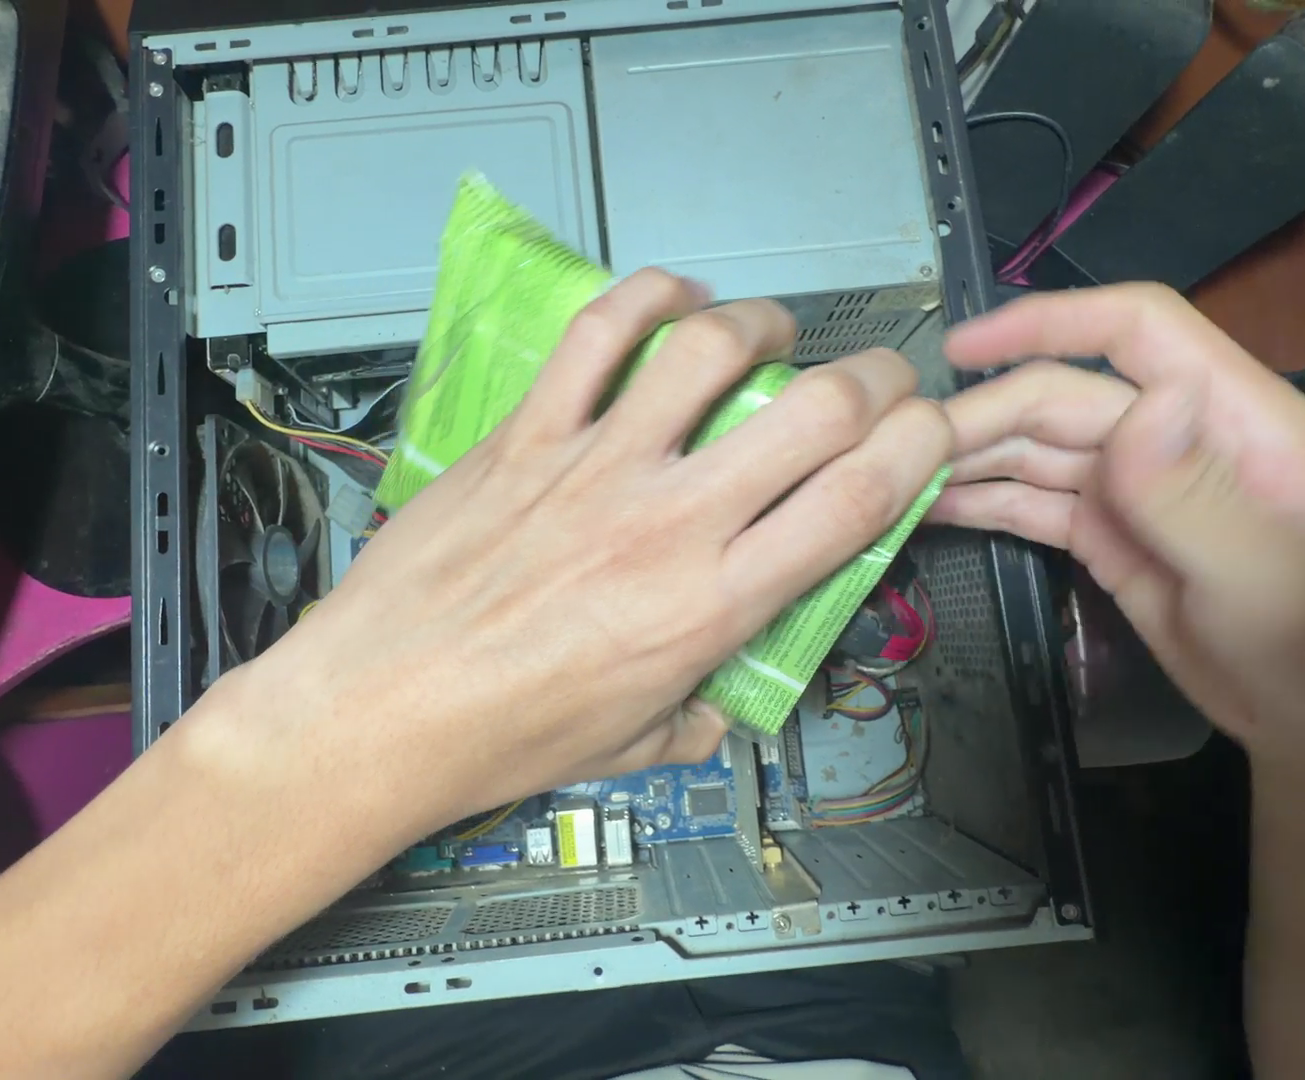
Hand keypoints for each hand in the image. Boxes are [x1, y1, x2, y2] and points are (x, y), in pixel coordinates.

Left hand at [223, 269, 952, 832]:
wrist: (381, 708)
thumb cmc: (503, 735)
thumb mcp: (634, 747)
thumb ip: (700, 712)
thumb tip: (721, 692)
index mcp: (711, 604)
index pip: (858, 500)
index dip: (919, 447)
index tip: (922, 433)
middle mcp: (668, 519)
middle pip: (813, 408)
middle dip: (869, 377)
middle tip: (865, 382)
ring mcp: (594, 465)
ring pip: (708, 349)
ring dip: (761, 325)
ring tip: (768, 333)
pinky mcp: (527, 437)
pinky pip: (595, 337)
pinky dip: (646, 298)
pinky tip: (671, 300)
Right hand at [929, 284, 1304, 754]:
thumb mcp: (1274, 575)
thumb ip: (1199, 492)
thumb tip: (1145, 402)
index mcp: (1229, 418)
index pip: (1135, 334)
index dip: (1047, 324)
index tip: (961, 349)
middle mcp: (1168, 440)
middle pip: (1059, 400)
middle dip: (980, 417)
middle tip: (901, 453)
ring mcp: (1130, 492)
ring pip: (1032, 453)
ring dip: (968, 460)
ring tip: (899, 478)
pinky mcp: (1103, 538)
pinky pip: (1029, 507)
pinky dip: (981, 504)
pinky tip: (931, 508)